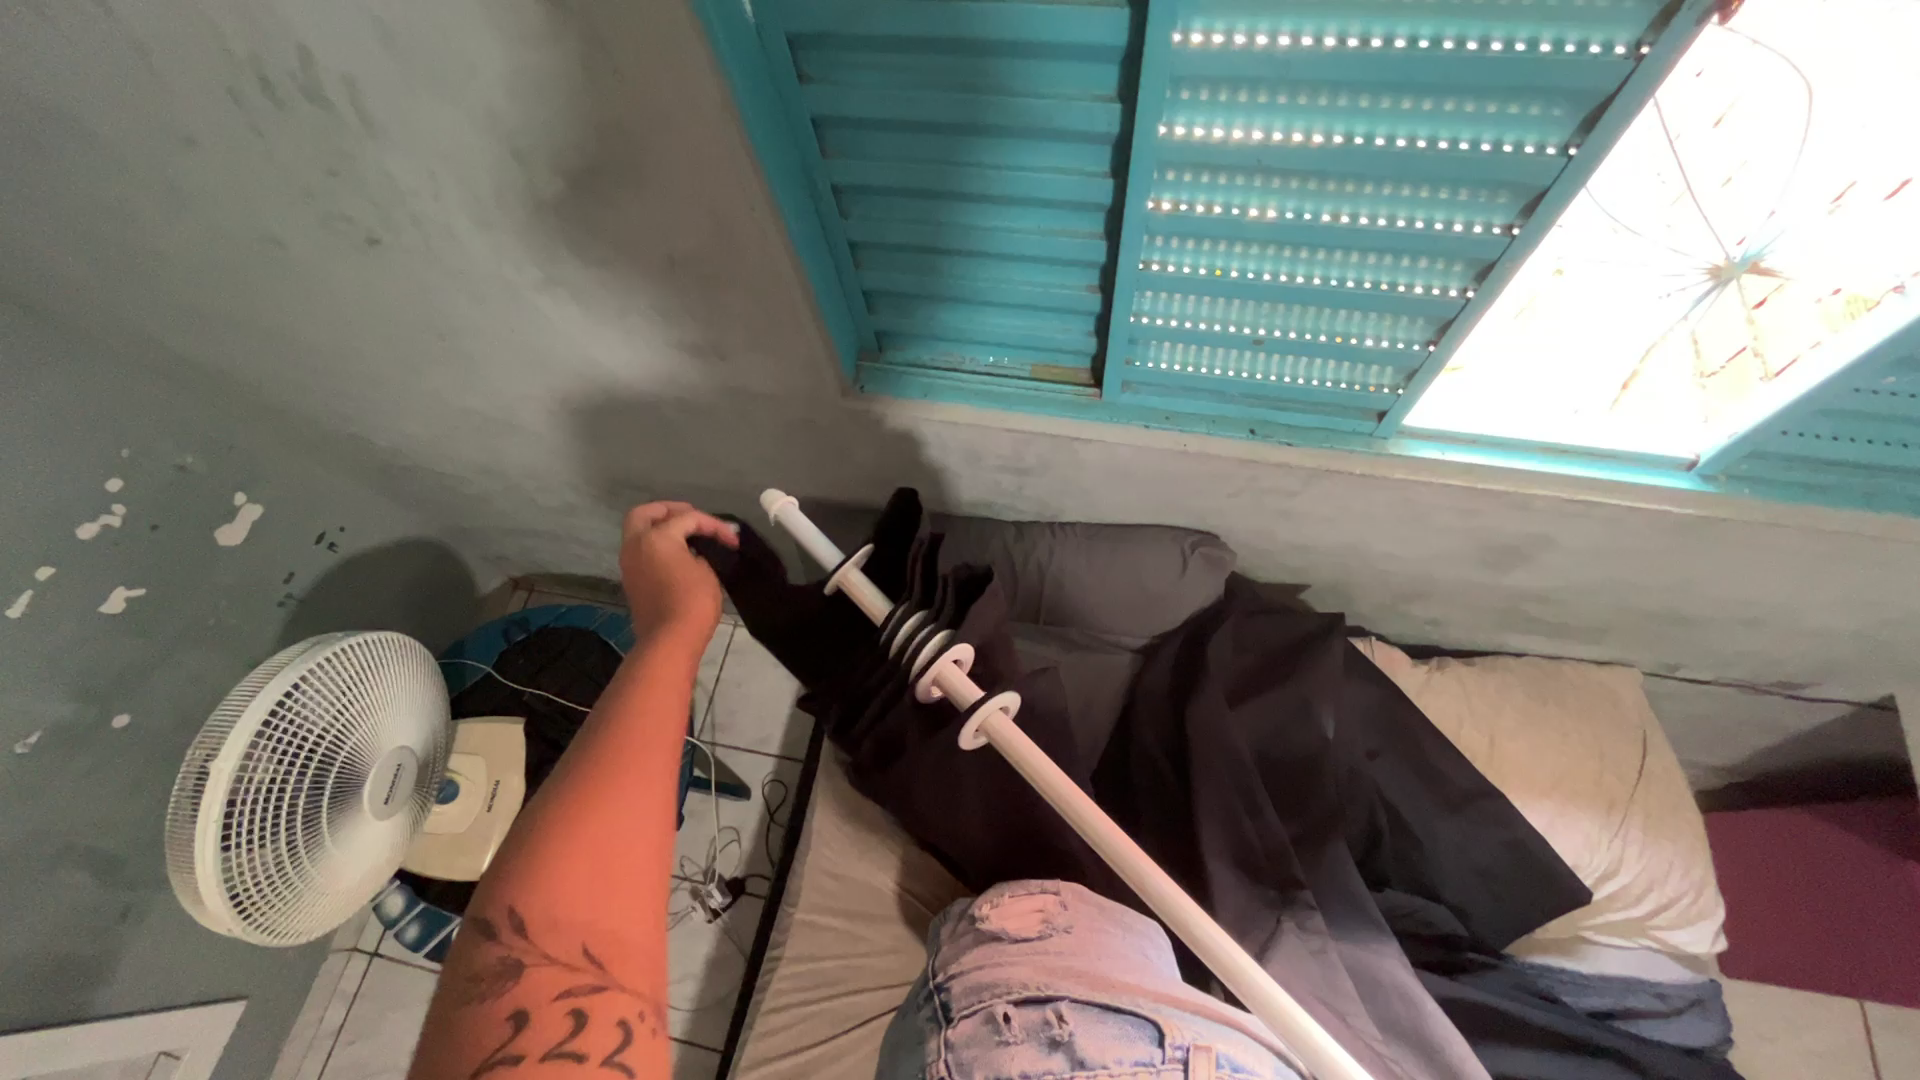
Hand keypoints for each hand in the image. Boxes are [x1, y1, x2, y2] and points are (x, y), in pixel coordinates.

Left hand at [618, 501, 737, 650]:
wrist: (670, 640)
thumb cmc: (692, 602)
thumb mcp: (707, 571)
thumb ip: (699, 553)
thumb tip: (694, 553)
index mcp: (656, 537)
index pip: (687, 519)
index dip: (714, 525)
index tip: (732, 539)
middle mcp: (636, 545)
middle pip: (645, 514)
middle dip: (668, 510)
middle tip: (692, 516)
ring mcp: (629, 563)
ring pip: (638, 532)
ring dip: (660, 528)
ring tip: (687, 534)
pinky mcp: (632, 580)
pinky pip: (641, 551)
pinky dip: (656, 545)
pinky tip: (678, 553)